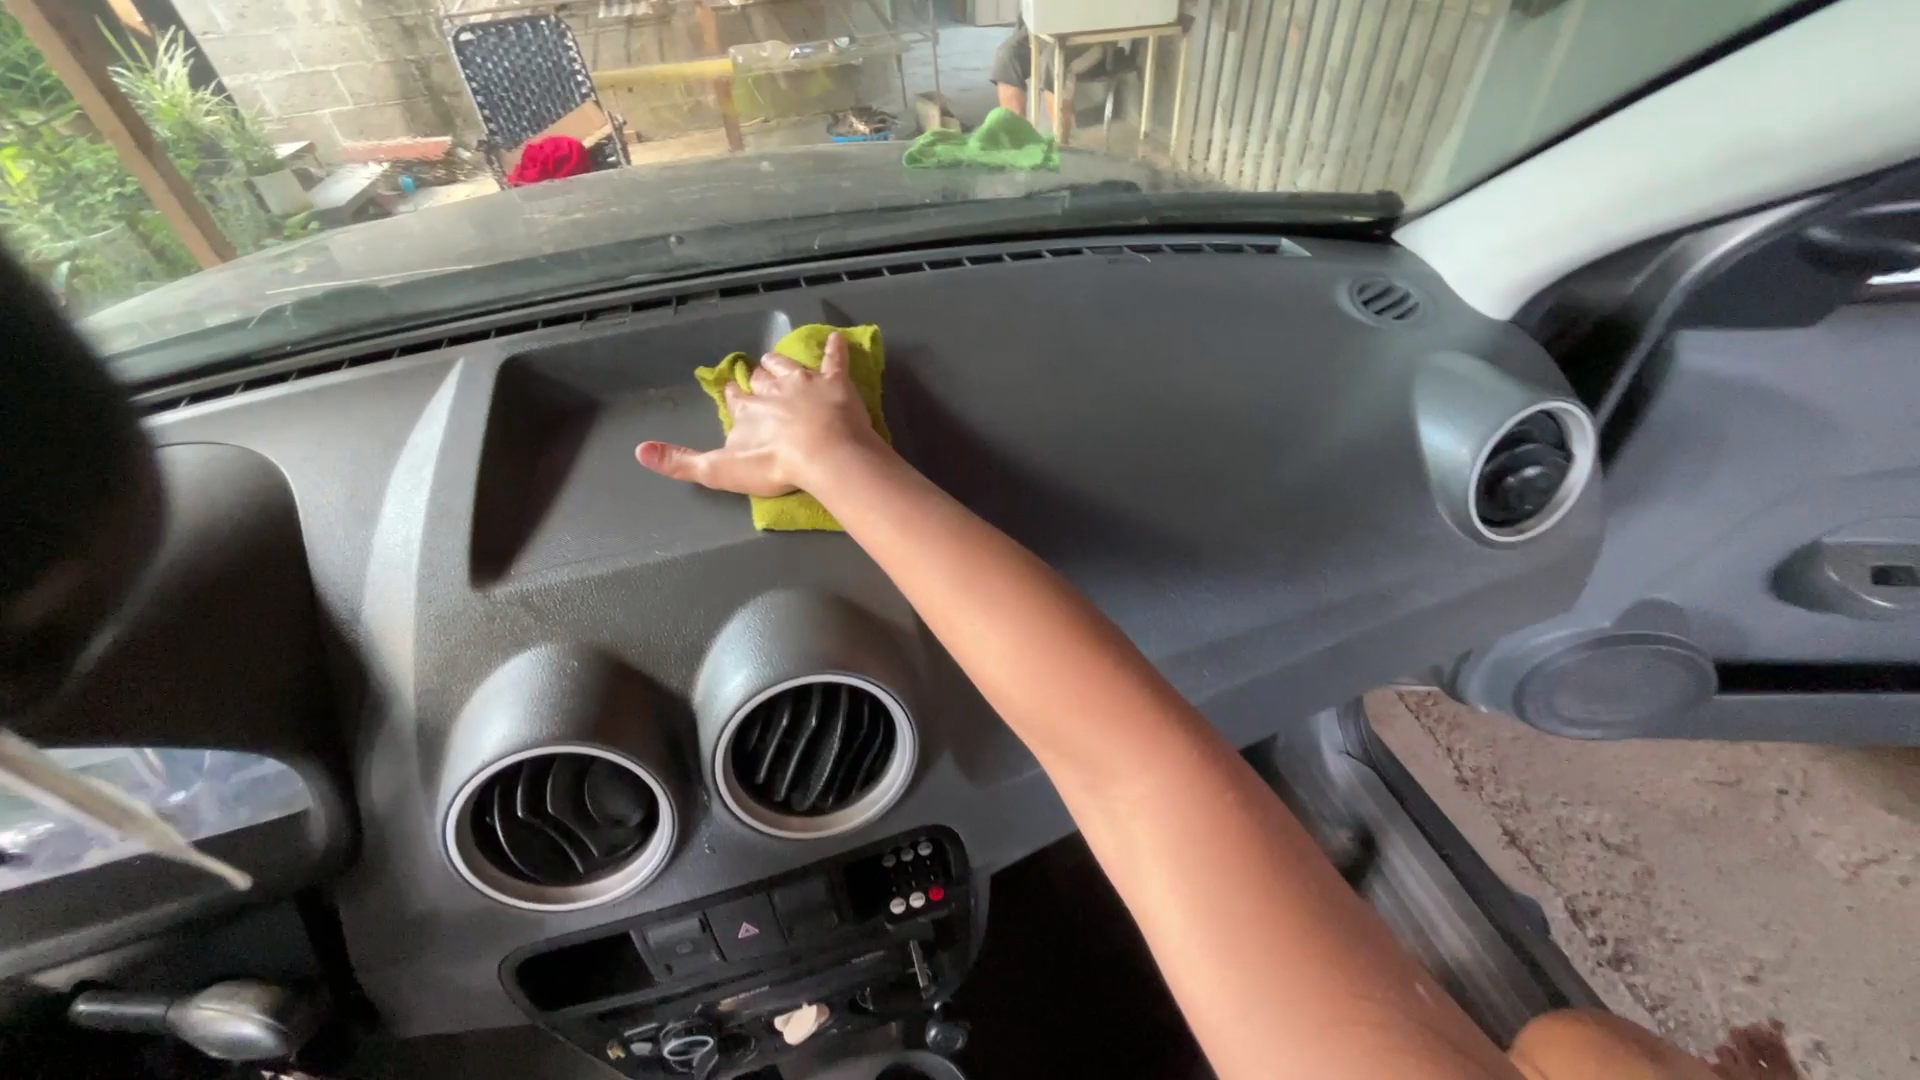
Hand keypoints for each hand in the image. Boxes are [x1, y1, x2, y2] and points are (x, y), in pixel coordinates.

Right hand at [636, 331, 881, 495]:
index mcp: (747, 410)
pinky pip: (835, 359)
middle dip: (758, 378)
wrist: (824, 456)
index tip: (734, 395)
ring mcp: (805, 382)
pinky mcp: (836, 383)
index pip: (735, 398)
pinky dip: (836, 349)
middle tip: (760, 379)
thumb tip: (639, 451)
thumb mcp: (720, 470)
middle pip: (761, 378)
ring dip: (782, 363)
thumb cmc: (773, 466)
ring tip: (779, 362)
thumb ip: (681, 461)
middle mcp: (772, 389)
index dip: (735, 397)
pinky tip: (837, 339)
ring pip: (788, 365)